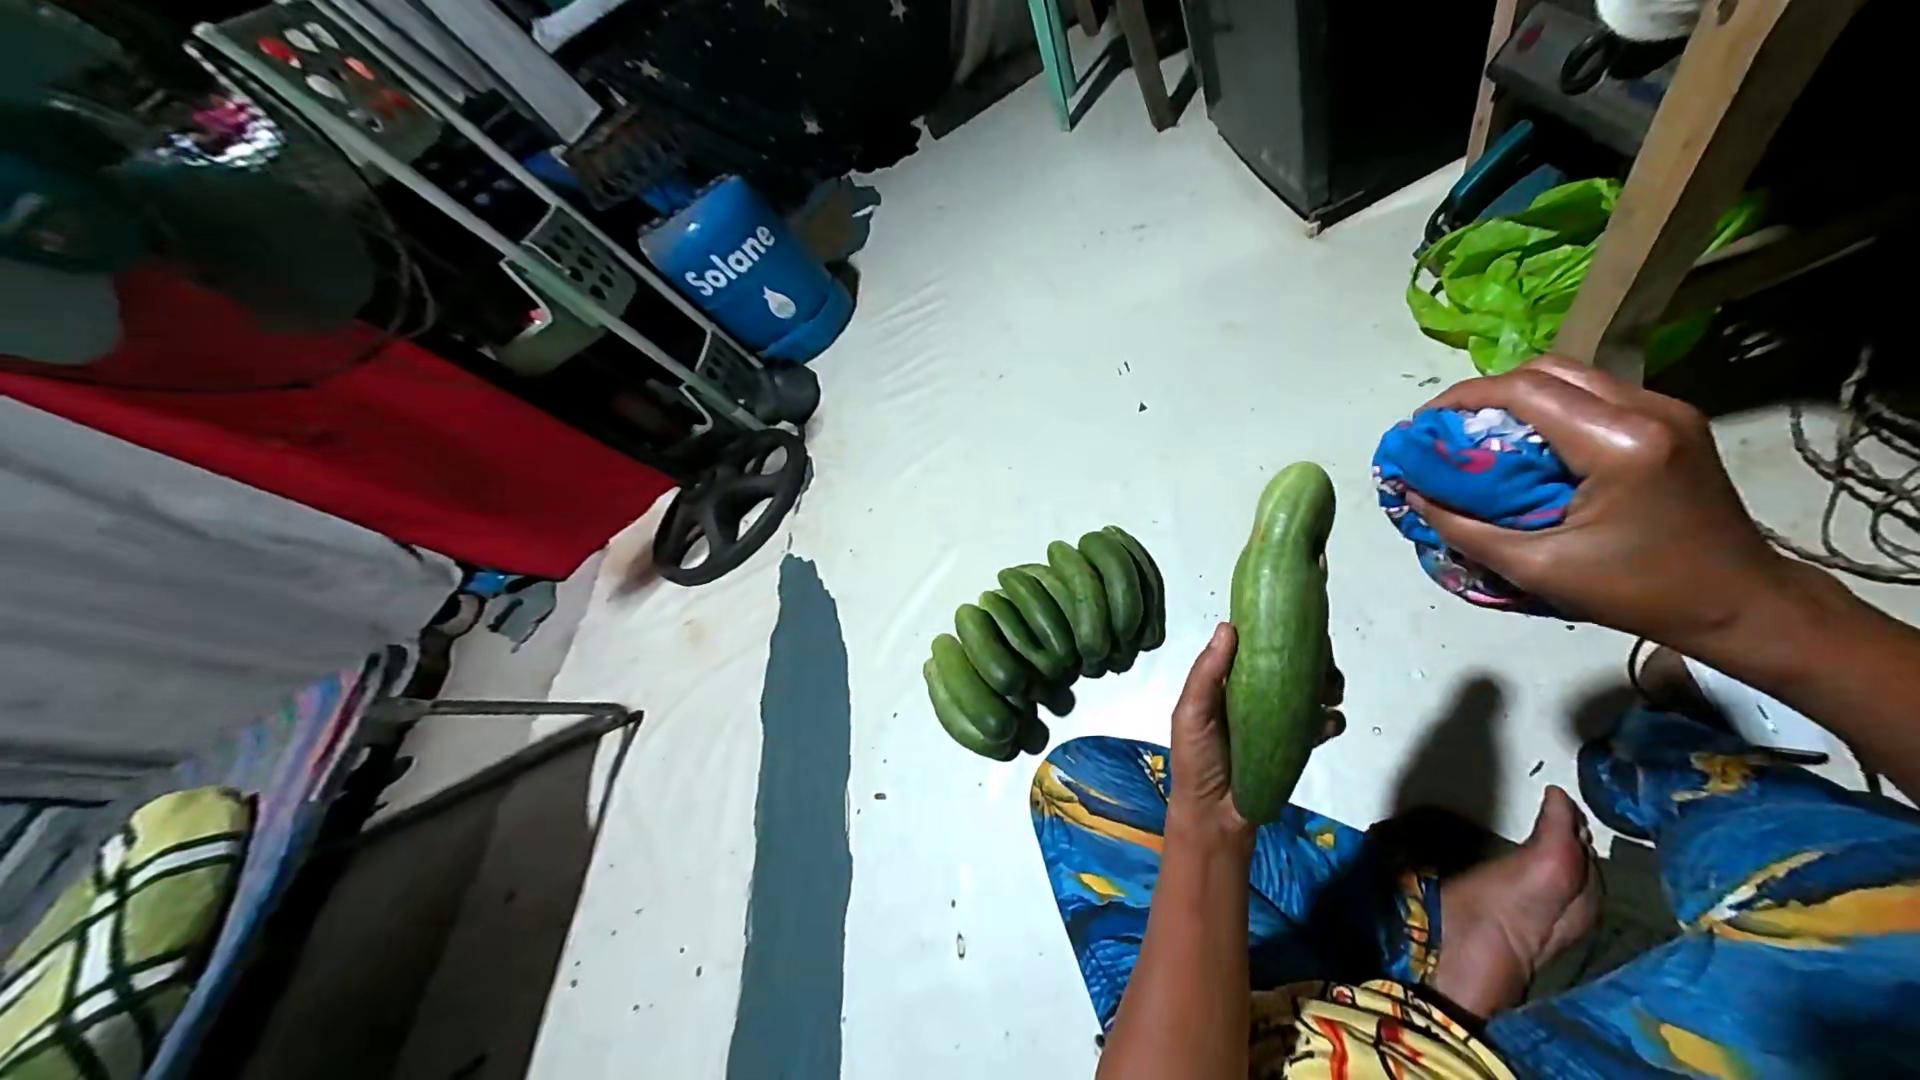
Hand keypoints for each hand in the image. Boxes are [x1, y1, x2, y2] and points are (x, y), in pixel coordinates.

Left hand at [1169, 624, 1344, 840]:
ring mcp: (1278, 717)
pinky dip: (1331, 718)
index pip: (1255, 647)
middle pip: (1291, 663)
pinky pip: (1322, 723)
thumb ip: (1206, 674)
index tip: (1297, 624)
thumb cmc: (1197, 758)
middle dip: (1312, 657)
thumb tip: (1228, 627)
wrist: (1217, 815)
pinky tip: (1328, 722)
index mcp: (1227, 682)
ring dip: (1327, 683)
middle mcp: (1255, 693)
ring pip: (1311, 688)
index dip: (1276, 632)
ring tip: (1329, 691)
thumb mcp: (1191, 713)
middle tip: (1322, 664)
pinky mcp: (1297, 742)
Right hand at [1408, 356, 1807, 651]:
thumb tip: (1414, 494)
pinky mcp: (1671, 424)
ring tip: (1476, 436)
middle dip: (1485, 393)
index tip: (1420, 424)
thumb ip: (1463, 528)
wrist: (1742, 604)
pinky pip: (1592, 397)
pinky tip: (1523, 444)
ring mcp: (1667, 412)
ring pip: (1571, 378)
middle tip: (1446, 429)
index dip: (1462, 398)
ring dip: (1515, 399)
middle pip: (1547, 371)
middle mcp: (1649, 411)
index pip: (1524, 390)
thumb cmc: (1637, 591)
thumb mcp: (1533, 567)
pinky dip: (1546, 410)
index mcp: (1619, 444)